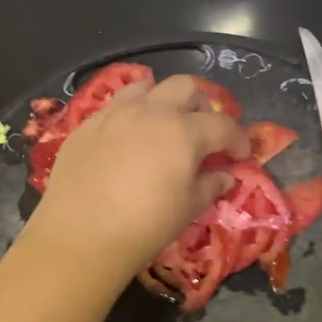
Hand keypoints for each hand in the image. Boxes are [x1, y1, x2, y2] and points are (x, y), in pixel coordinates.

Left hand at [23, 74, 249, 279]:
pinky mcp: (86, 125)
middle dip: (201, 105)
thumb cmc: (145, 225)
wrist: (81, 234)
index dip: (237, 139)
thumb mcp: (188, 209)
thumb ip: (210, 185)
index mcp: (184, 132)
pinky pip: (113, 106)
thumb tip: (224, 175)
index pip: (222, 125)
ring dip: (161, 101)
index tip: (239, 155)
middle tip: (202, 131)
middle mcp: (151, 112)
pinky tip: (126, 140)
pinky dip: (129, 115)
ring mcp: (115, 114)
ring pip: (146, 88)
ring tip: (161, 125)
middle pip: (185, 88)